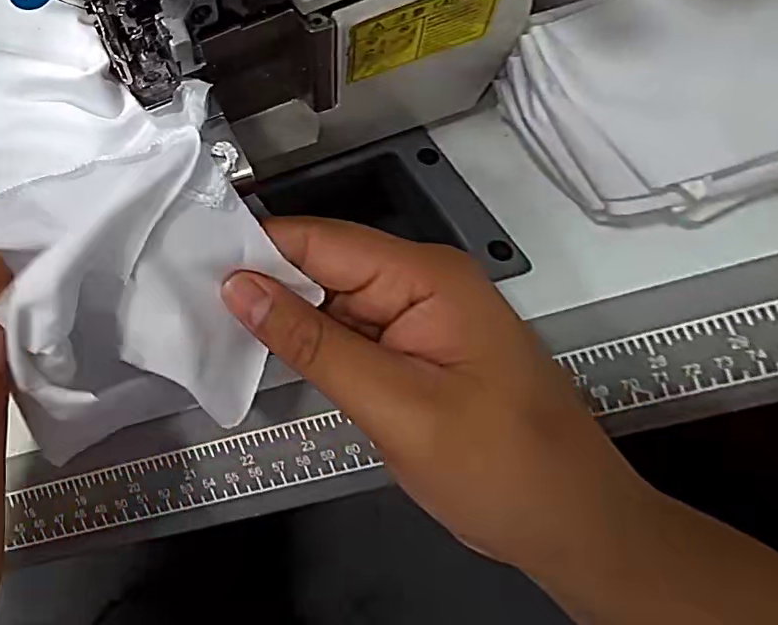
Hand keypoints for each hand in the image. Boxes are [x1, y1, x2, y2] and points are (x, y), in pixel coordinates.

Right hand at [218, 217, 645, 572]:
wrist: (583, 536)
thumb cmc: (506, 472)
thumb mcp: (398, 408)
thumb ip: (311, 343)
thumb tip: (238, 288)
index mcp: (423, 275)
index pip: (317, 241)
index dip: (254, 249)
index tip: (194, 265)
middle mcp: (414, 278)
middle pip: (315, 262)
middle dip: (261, 282)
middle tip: (195, 298)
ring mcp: (408, 308)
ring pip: (320, 293)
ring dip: (278, 311)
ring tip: (216, 321)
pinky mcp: (402, 338)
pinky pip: (338, 322)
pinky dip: (303, 335)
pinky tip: (265, 345)